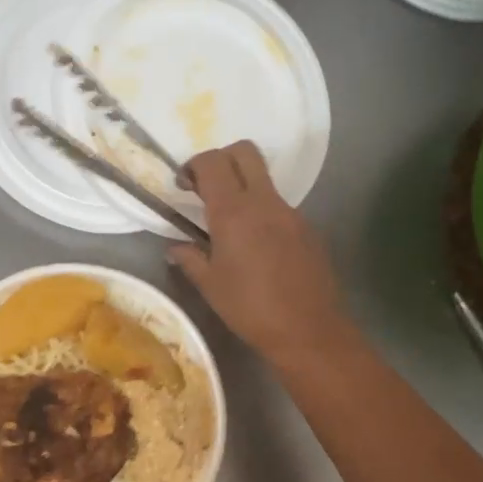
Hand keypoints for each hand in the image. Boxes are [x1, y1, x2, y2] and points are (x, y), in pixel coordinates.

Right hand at [168, 141, 347, 360]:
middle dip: (222, 159)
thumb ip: (190, 259)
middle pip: (245, 152)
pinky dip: (262, 214)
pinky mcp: (307, 228)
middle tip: (207, 188)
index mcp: (234, 213)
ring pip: (264, 180)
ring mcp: (291, 213)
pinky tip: (257, 249)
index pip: (212, 163)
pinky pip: (279, 208)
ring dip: (244, 189)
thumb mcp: (210, 286)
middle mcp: (265, 202)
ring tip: (231, 227)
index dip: (194, 165)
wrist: (307, 329)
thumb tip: (175, 247)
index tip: (184, 185)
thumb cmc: (250, 309)